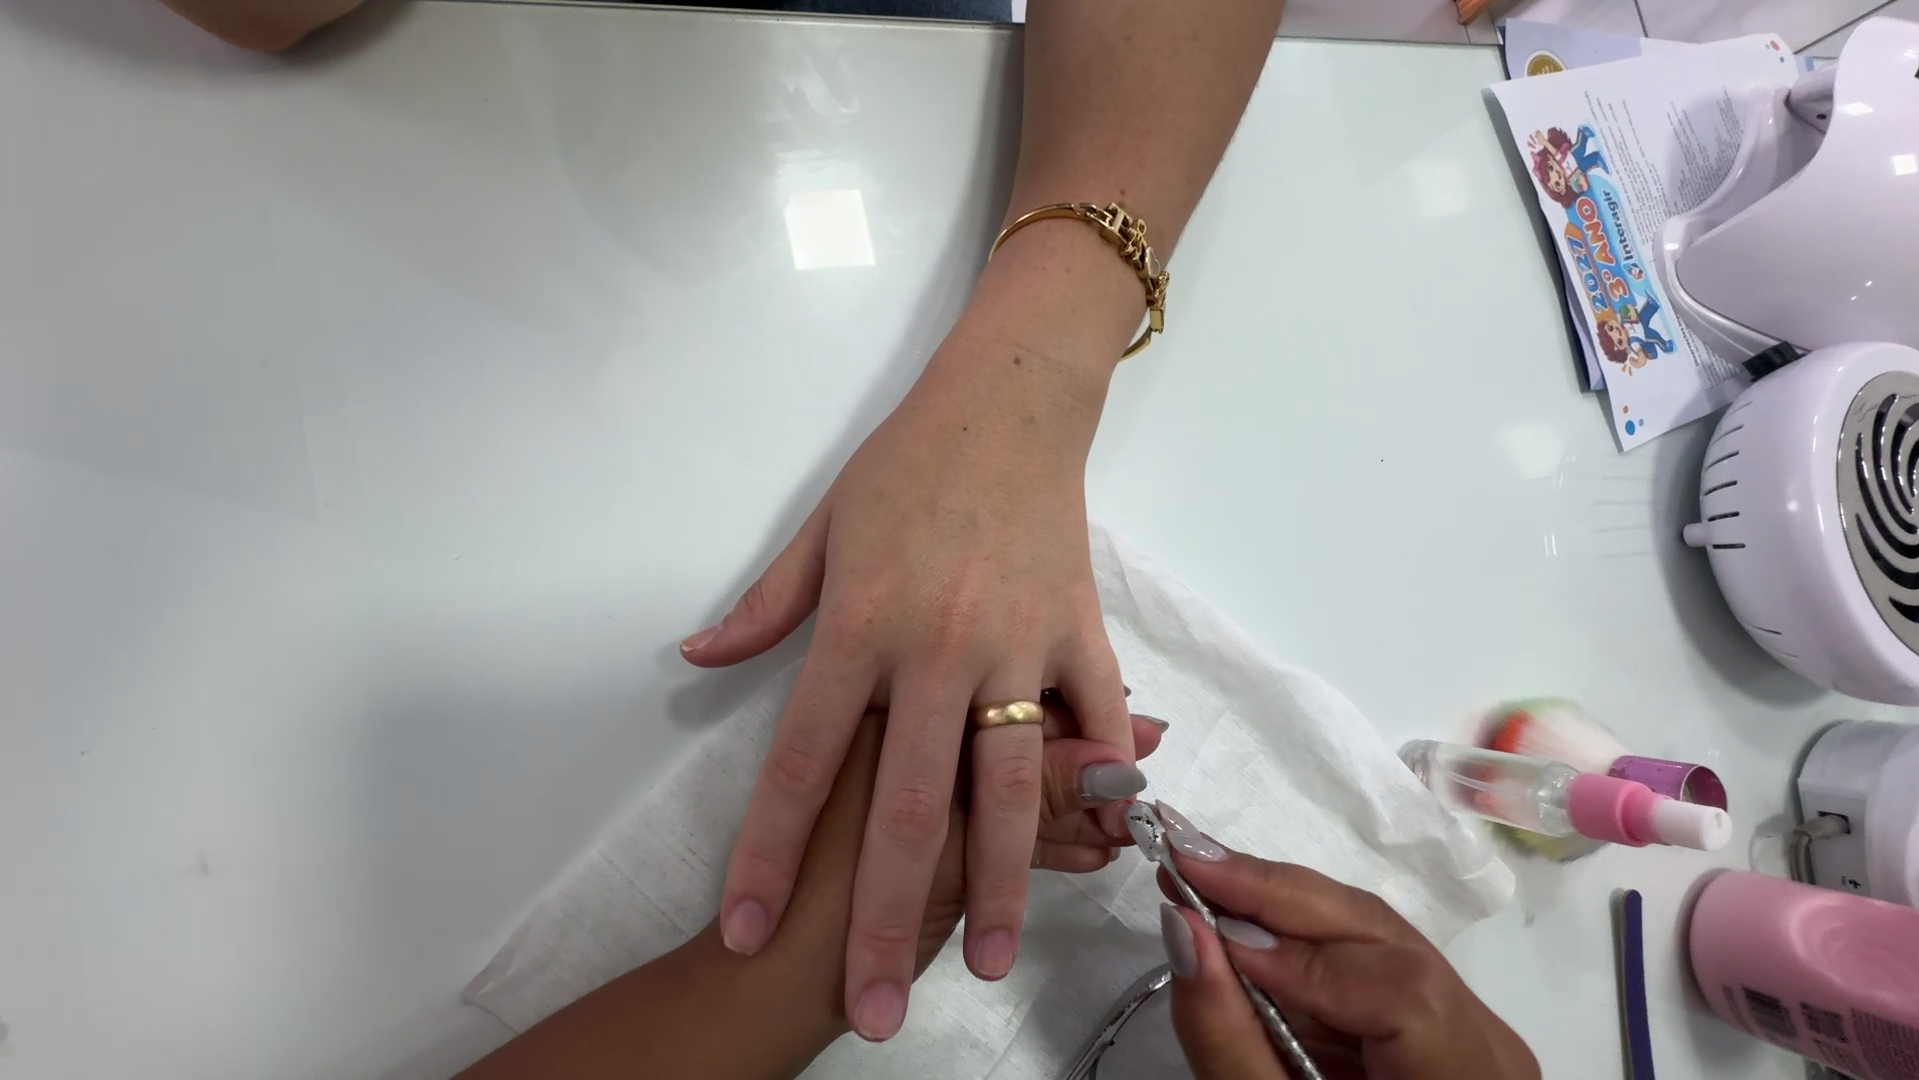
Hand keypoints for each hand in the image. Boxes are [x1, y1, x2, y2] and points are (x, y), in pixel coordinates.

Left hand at [681, 307, 1131, 1040]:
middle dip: (882, 912)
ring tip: (984, 959)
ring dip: (998, 878)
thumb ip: (766, 605)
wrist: (1007, 403)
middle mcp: (938, 647)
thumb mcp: (824, 525)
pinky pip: (1096, 716)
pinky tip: (1095, 840)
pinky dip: (1099, 777)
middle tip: (869, 1008)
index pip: (803, 758)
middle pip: (908, 801)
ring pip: (1010, 783)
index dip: (765, 849)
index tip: (743, 929)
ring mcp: (1020, 643)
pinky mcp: (1080, 628)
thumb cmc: (908, 462)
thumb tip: (699, 660)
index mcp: (862, 623)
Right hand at [1156, 839, 1538, 1079]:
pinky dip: (1283, 919)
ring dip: (1268, 894)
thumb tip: (1179, 923)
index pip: (1402, 995)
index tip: (1210, 932)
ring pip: (1360, 922)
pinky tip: (1230, 900)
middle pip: (1376, 932)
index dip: (1304, 959)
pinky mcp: (1423, 999)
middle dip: (1269, 891)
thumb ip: (1228, 1038)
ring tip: (1192, 870)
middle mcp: (1483, 1038)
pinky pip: (1352, 939)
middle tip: (1180, 857)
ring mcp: (1458, 1012)